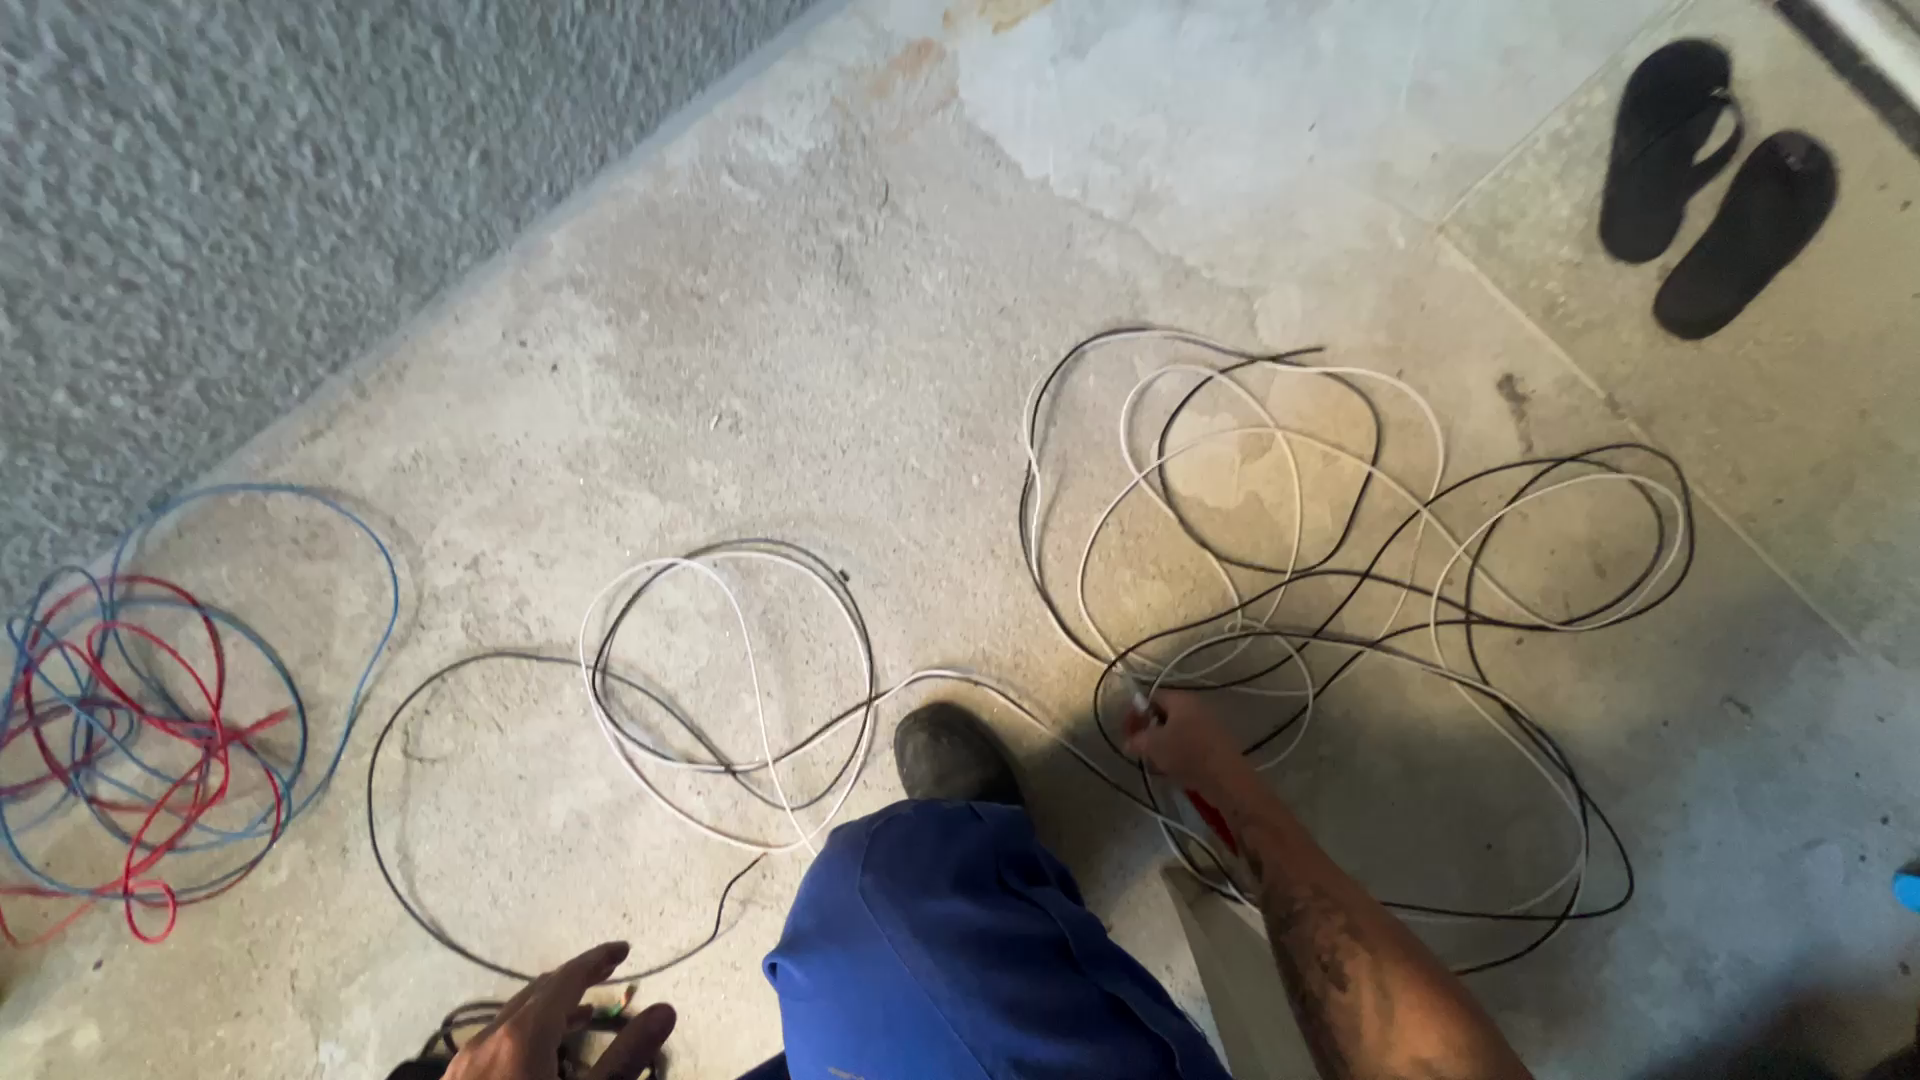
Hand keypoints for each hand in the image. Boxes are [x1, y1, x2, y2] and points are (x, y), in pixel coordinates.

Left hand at [444, 942, 675, 1079]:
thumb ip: (626, 1057)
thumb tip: (665, 1009)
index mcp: (522, 1037)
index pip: (566, 979)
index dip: (597, 960)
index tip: (624, 951)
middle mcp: (487, 1042)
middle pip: (536, 993)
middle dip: (574, 980)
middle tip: (606, 976)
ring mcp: (460, 1070)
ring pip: (511, 1020)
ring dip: (550, 1010)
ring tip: (581, 1016)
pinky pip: (493, 1046)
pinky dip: (525, 1035)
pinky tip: (538, 1061)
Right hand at [1124, 689, 1252, 798]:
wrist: (1226, 779)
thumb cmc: (1186, 754)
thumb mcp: (1153, 745)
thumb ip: (1136, 740)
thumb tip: (1128, 742)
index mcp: (1181, 699)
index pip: (1151, 696)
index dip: (1135, 712)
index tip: (1127, 731)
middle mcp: (1197, 706)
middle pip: (1165, 713)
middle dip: (1148, 728)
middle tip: (1138, 746)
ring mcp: (1209, 725)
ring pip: (1178, 729)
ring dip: (1163, 742)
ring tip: (1154, 760)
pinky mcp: (1217, 743)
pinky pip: (1190, 742)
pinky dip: (1178, 751)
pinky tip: (1173, 768)